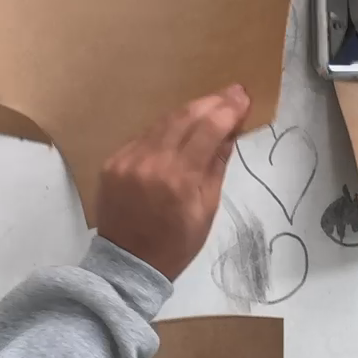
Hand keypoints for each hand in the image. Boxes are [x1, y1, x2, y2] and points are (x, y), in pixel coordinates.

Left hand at [96, 85, 251, 279]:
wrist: (128, 265)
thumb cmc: (176, 243)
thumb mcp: (207, 208)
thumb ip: (217, 165)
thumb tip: (231, 130)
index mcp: (179, 179)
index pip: (208, 130)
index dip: (228, 109)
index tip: (244, 97)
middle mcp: (151, 163)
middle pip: (185, 117)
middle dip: (212, 102)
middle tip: (233, 92)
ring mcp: (127, 160)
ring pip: (163, 122)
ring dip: (189, 111)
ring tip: (211, 104)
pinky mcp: (113, 161)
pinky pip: (144, 136)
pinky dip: (165, 129)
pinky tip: (180, 126)